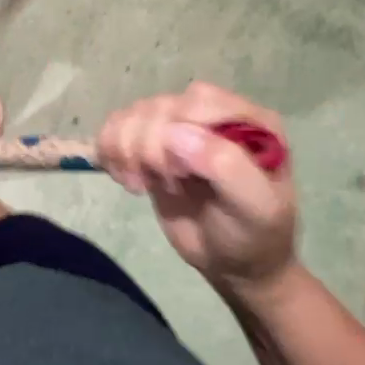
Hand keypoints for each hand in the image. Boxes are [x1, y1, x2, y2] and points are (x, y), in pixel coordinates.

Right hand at [97, 82, 297, 297]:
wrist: (232, 263)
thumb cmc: (253, 235)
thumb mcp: (256, 208)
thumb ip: (226, 167)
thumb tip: (175, 134)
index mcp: (248, 119)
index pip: (197, 101)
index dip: (176, 132)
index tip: (179, 175)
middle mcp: (210, 113)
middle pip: (159, 107)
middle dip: (147, 147)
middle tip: (162, 185)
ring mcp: (178, 125)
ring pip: (133, 113)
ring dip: (124, 149)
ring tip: (138, 183)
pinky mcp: (150, 140)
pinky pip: (116, 124)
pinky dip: (108, 149)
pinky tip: (124, 176)